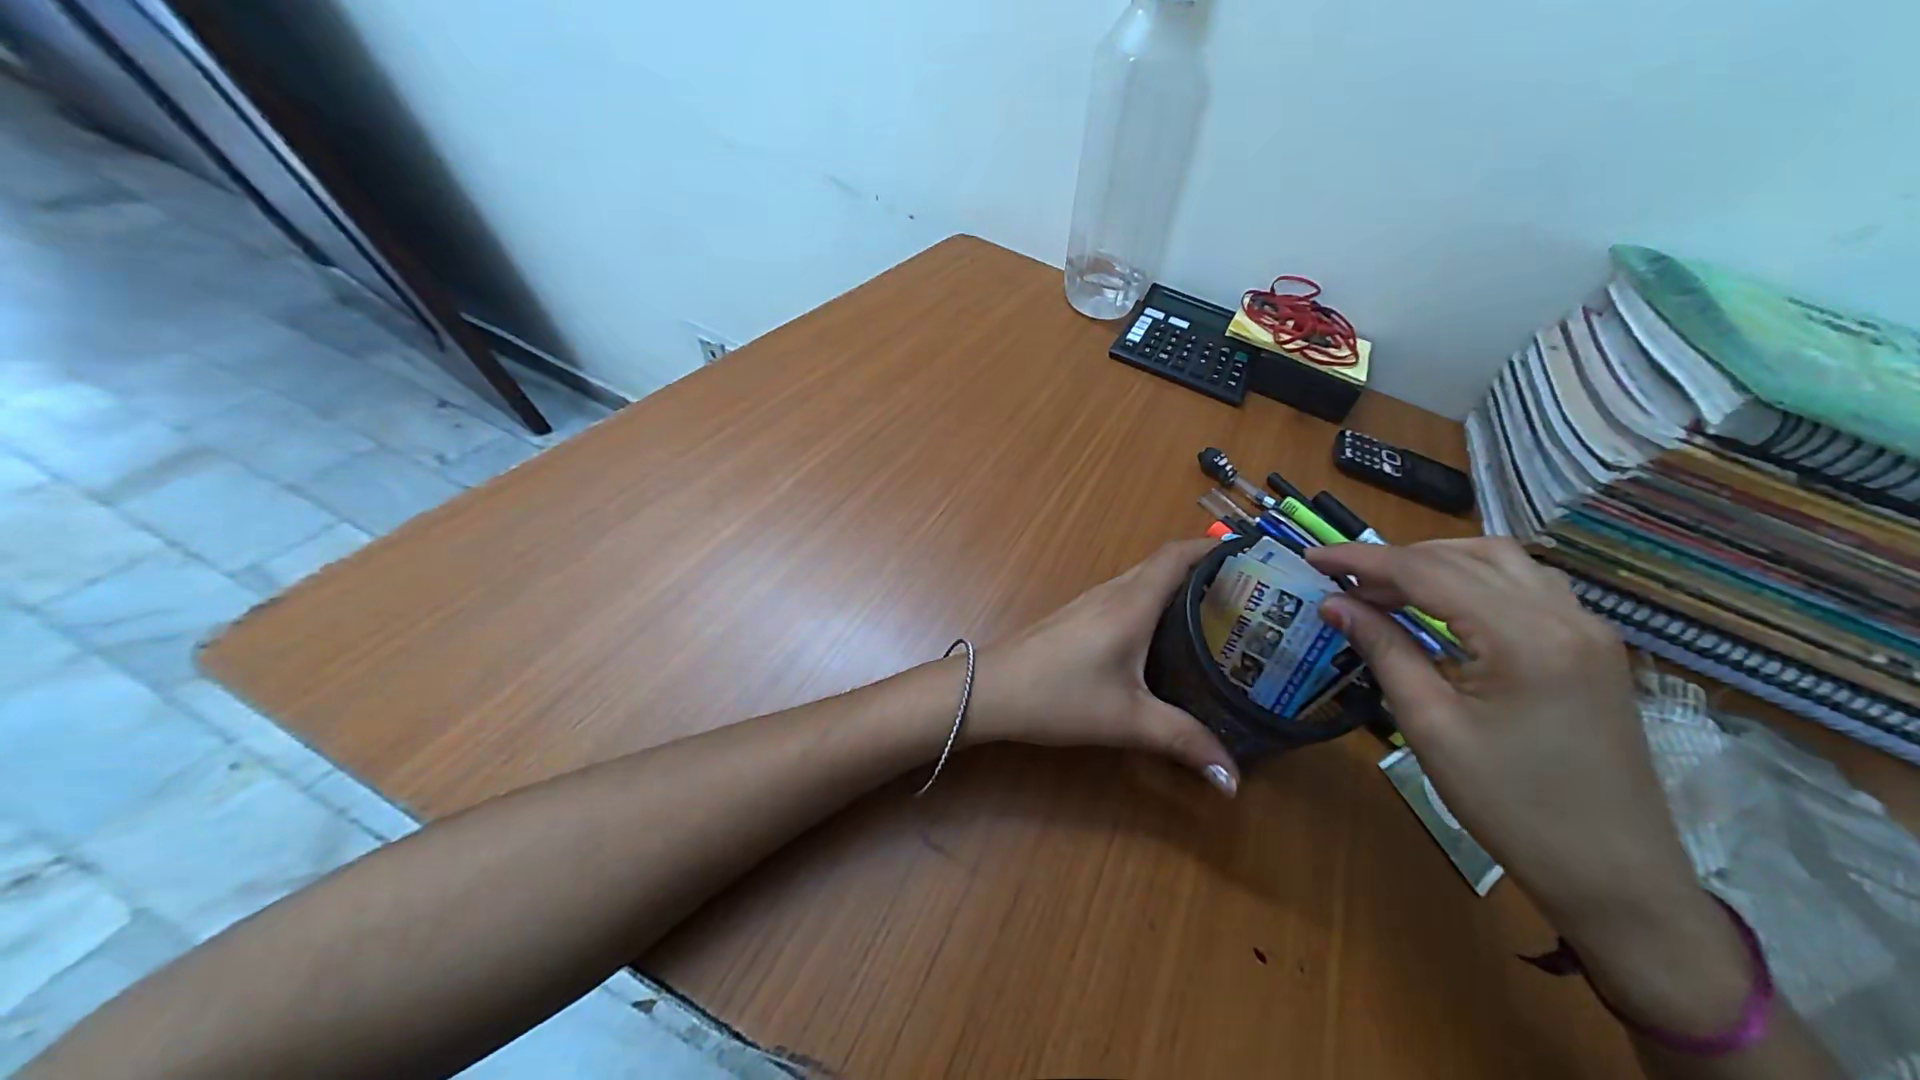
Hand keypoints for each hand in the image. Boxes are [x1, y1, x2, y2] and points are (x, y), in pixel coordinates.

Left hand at [967, 539, 1240, 795]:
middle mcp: (1111, 592)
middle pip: (1163, 564)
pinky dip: (1152, 602)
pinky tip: (1162, 636)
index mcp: (1131, 602)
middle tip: (1248, 595)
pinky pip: (1124, 597)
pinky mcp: (1075, 618)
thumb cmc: (1058, 695)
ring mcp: (1088, 603)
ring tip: (1216, 613)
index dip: (1214, 548)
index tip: (1253, 557)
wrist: (989, 690)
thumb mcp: (1127, 720)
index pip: (1178, 554)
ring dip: (1177, 586)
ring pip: (1141, 580)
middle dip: (1205, 570)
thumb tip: (1234, 781)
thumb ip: (1183, 742)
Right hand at [1303, 539, 1698, 928]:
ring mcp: (1589, 630)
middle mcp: (1566, 617)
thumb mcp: (1431, 725)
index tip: (1313, 556)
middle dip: (1397, 560)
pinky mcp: (1594, 649)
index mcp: (1524, 637)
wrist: (1614, 873)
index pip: (1427, 573)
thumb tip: (1335, 604)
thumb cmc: (1511, 804)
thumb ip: (1384, 651)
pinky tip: (1446, 605)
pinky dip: (1476, 580)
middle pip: (1467, 557)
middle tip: (1345, 582)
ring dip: (1439, 562)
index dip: (1362, 560)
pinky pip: (1529, 587)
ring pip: (1504, 562)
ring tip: (1388, 588)